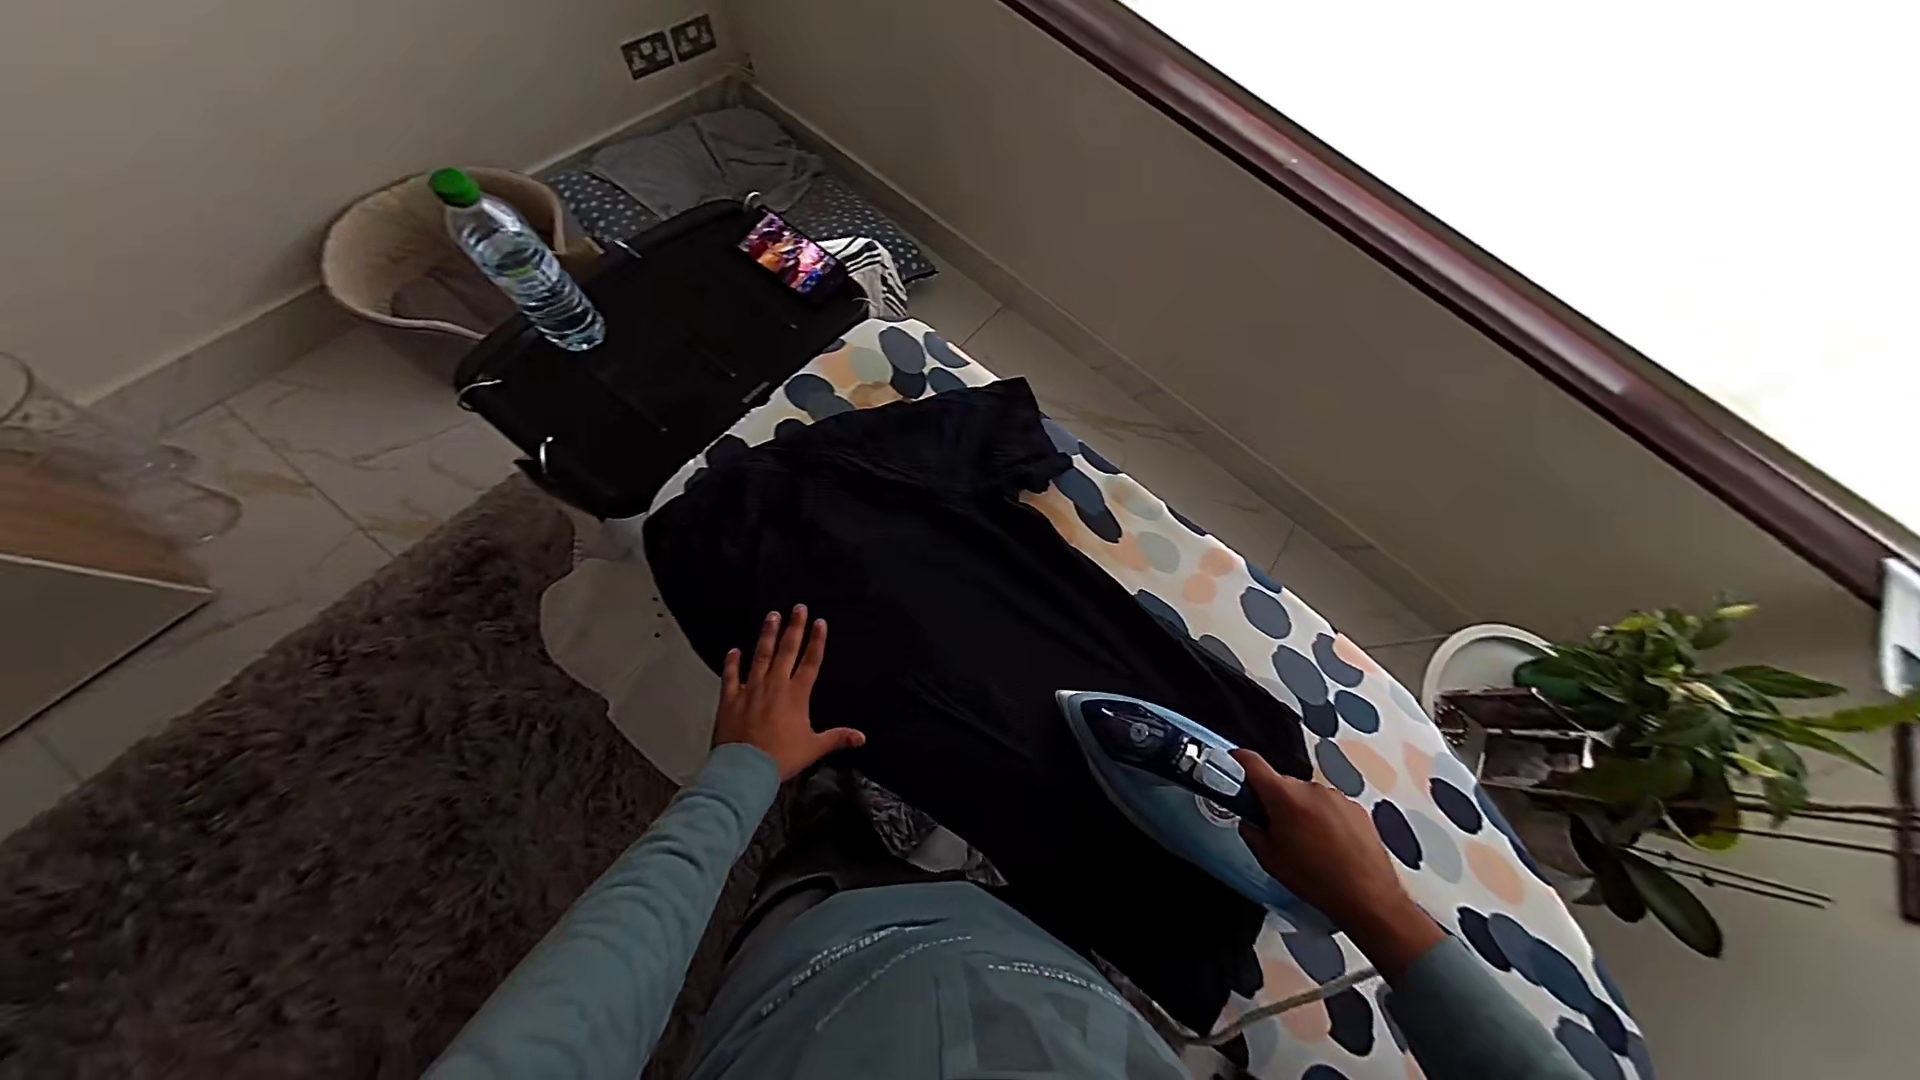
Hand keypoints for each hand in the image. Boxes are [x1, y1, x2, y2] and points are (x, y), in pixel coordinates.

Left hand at [714, 606, 865, 779]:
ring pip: (761, 655)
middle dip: (795, 627)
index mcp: (797, 696)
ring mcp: (751, 690)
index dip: (817, 640)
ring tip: (772, 616)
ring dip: (768, 635)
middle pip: (787, 650)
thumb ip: (837, 738)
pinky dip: (732, 662)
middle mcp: (775, 686)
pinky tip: (734, 650)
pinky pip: (731, 676)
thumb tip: (861, 737)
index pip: (811, 661)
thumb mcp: (813, 747)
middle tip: (798, 608)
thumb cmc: (780, 759)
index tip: (820, 622)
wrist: (745, 770)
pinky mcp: (730, 699)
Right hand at [1232, 748, 1442, 979]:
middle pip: (1281, 783)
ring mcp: (1336, 797)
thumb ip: (1251, 831)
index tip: (1232, 765)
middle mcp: (1310, 788)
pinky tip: (1330, 845)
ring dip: (1300, 809)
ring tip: (1307, 842)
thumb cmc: (1315, 880)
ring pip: (1306, 795)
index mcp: (1283, 796)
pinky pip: (1329, 805)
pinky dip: (1324, 817)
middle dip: (1273, 799)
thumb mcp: (1269, 859)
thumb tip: (1250, 821)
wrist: (1370, 900)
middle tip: (1274, 826)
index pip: (1251, 761)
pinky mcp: (1357, 809)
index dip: (1237, 760)